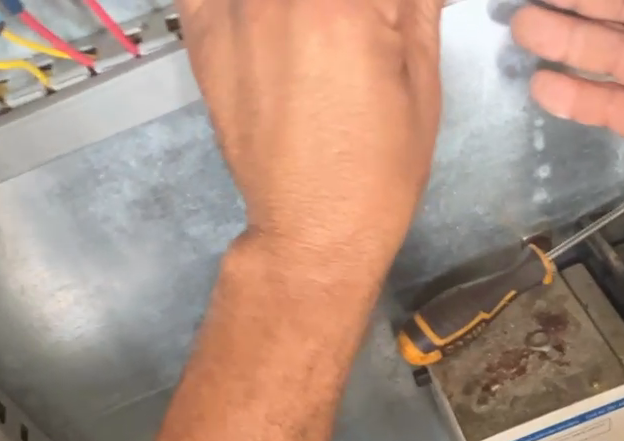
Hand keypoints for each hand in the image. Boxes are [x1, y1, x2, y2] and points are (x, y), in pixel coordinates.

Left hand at [180, 0, 442, 283]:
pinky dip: (238, 3)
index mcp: (347, 1)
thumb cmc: (379, 174)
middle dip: (351, 8)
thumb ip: (415, 6)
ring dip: (300, 12)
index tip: (387, 17)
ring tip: (315, 31)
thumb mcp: (422, 87)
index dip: (384, 3)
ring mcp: (234, 5)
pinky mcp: (201, 28)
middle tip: (355, 27)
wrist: (314, 234)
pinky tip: (265, 22)